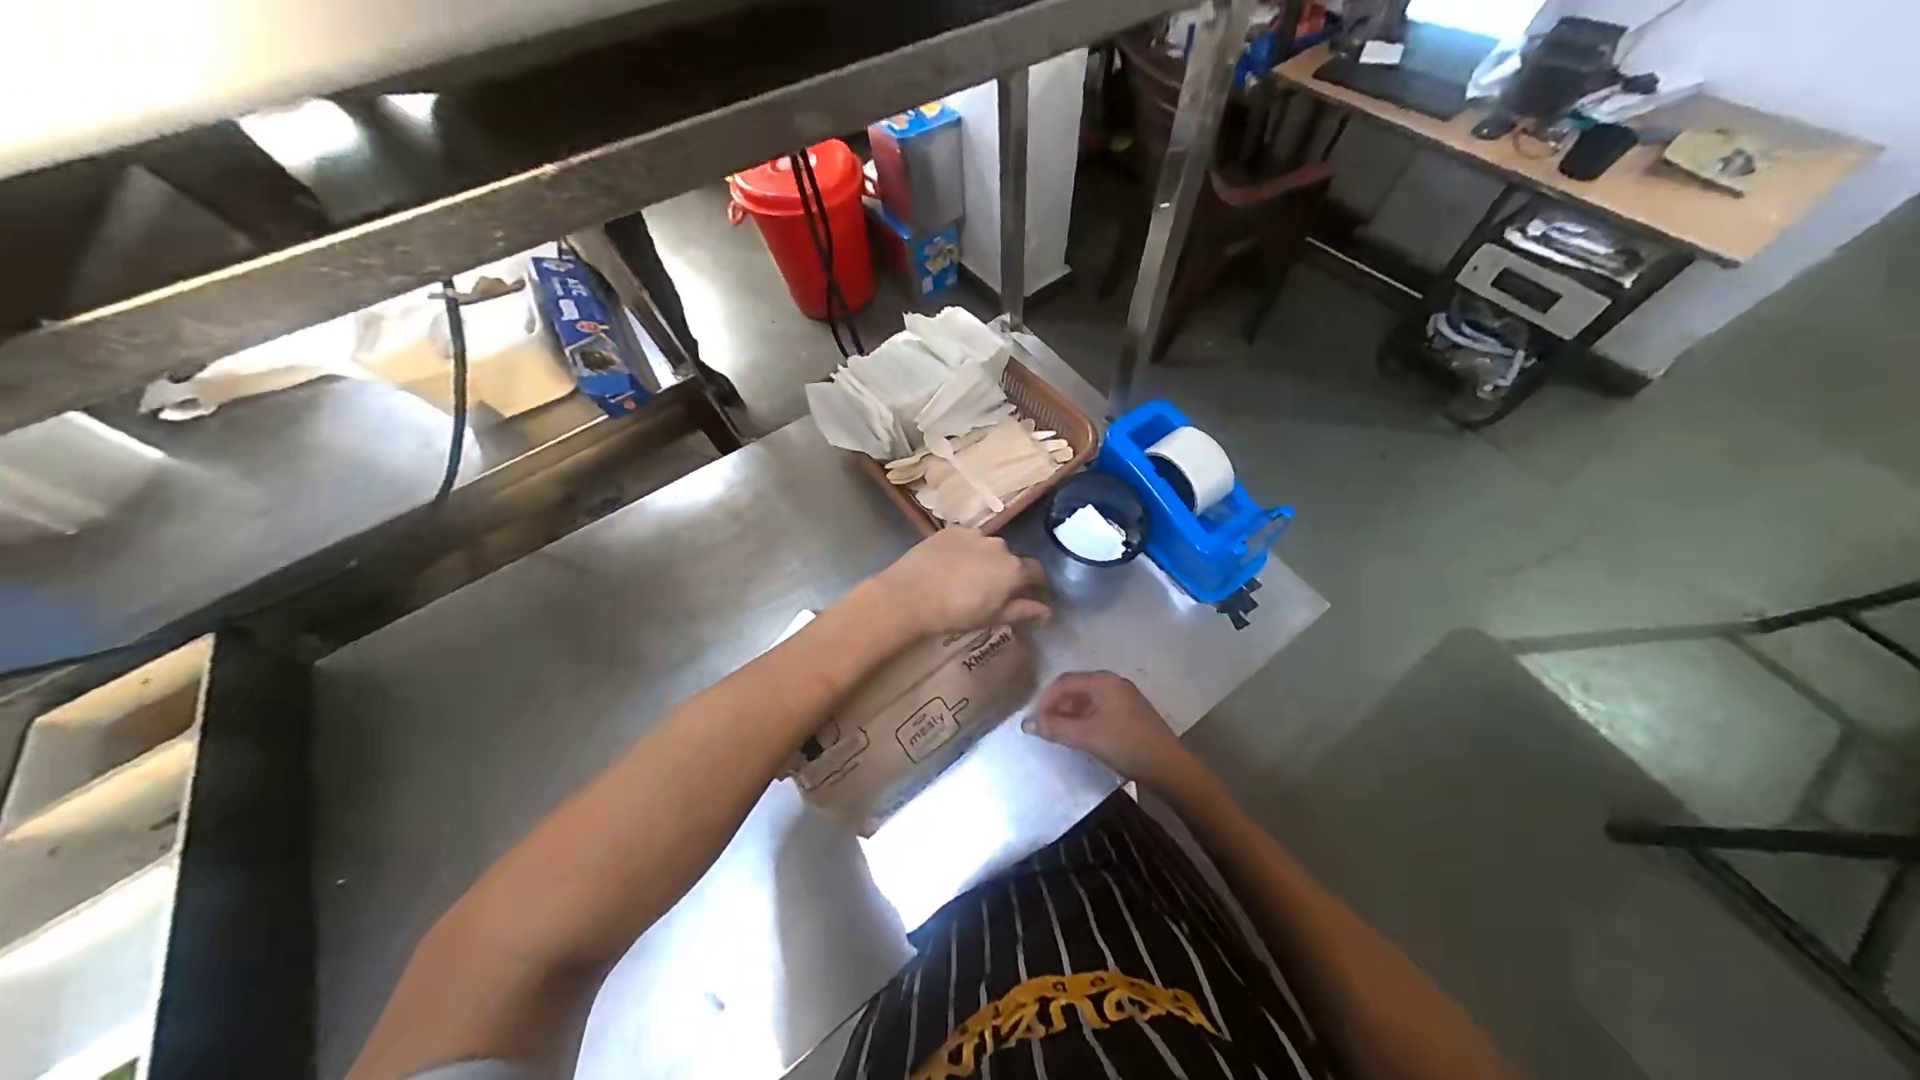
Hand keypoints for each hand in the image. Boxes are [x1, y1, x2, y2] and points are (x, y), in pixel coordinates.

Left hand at [868, 528, 1049, 634]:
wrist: (909, 595)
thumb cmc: (956, 613)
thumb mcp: (992, 617)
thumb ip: (1023, 611)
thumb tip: (1047, 611)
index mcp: (1013, 569)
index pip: (1036, 572)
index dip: (1036, 584)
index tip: (1032, 594)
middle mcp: (999, 545)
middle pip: (1009, 559)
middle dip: (1004, 573)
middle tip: (989, 591)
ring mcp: (973, 534)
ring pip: (986, 547)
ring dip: (983, 560)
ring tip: (965, 578)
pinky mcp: (949, 530)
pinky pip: (965, 540)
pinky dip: (963, 551)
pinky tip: (948, 566)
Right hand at [1023, 672, 1206, 793]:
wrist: (1169, 767)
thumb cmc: (1125, 745)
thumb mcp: (1085, 736)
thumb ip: (1054, 727)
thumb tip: (1026, 723)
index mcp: (1103, 680)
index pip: (1064, 682)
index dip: (1044, 700)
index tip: (1033, 721)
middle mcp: (1114, 683)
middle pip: (1075, 689)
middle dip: (1056, 707)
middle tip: (1043, 728)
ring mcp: (1124, 698)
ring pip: (1087, 701)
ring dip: (1069, 715)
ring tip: (1058, 735)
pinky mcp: (1131, 713)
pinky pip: (1099, 710)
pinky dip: (1084, 720)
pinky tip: (1080, 737)